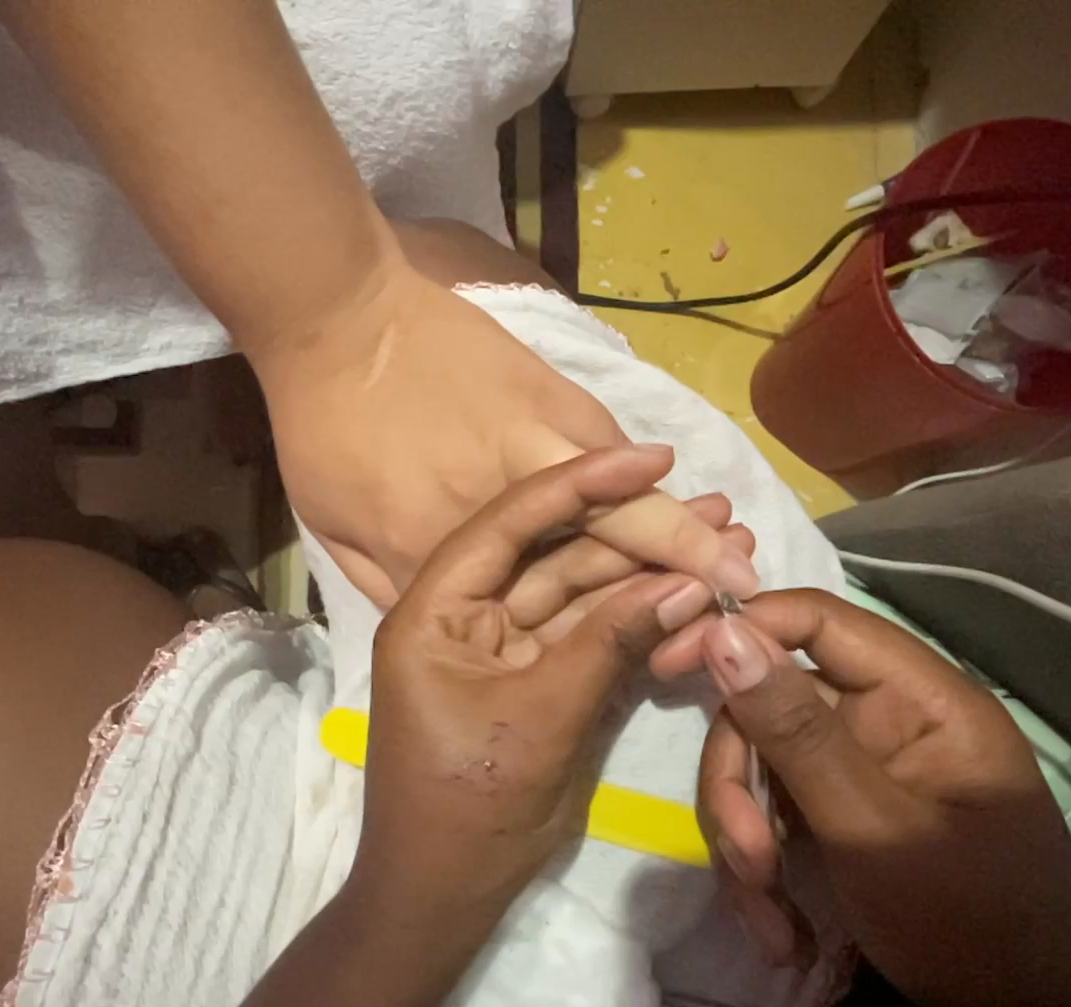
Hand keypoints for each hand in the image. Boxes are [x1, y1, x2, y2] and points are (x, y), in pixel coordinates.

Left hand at [259, 264, 760, 607]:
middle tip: (746, 583)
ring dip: (682, 518)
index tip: (663, 626)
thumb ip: (388, 578)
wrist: (335, 315)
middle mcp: (505, 498)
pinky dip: (641, 473)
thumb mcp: (330, 523)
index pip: (535, 598)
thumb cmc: (323, 426)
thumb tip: (451, 618)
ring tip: (733, 537)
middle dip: (684, 563)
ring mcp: (536, 440)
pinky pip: (608, 445)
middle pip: (609, 542)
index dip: (610, 615)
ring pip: (623, 494)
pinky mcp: (553, 394)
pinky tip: (673, 488)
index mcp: (442, 541)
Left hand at [350, 444, 750, 925]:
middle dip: (634, 534)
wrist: (447, 896)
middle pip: (557, 555)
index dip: (583, 483)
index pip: (513, 521)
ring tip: (722, 546)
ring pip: (582, 596)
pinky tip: (690, 599)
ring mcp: (508, 646)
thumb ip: (610, 642)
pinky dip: (638, 623)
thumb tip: (687, 583)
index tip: (653, 458)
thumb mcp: (541, 717)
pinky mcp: (540, 678)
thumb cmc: (469, 805)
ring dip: (646, 575)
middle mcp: (470, 613)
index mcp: (438, 607)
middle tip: (714, 512)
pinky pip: (591, 638)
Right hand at [652, 589, 1070, 1006]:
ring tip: (769, 916)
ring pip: (757, 763)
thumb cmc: (975, 927)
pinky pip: (769, 809)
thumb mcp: (873, 828)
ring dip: (745, 840)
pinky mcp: (834, 810)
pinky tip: (781, 928)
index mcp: (917, 697)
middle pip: (767, 704)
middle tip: (747, 858)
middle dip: (741, 784)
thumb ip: (795, 730)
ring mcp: (855, 766)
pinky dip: (760, 867)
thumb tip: (723, 634)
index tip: (667, 664)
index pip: (813, 621)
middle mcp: (882, 718)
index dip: (737, 630)